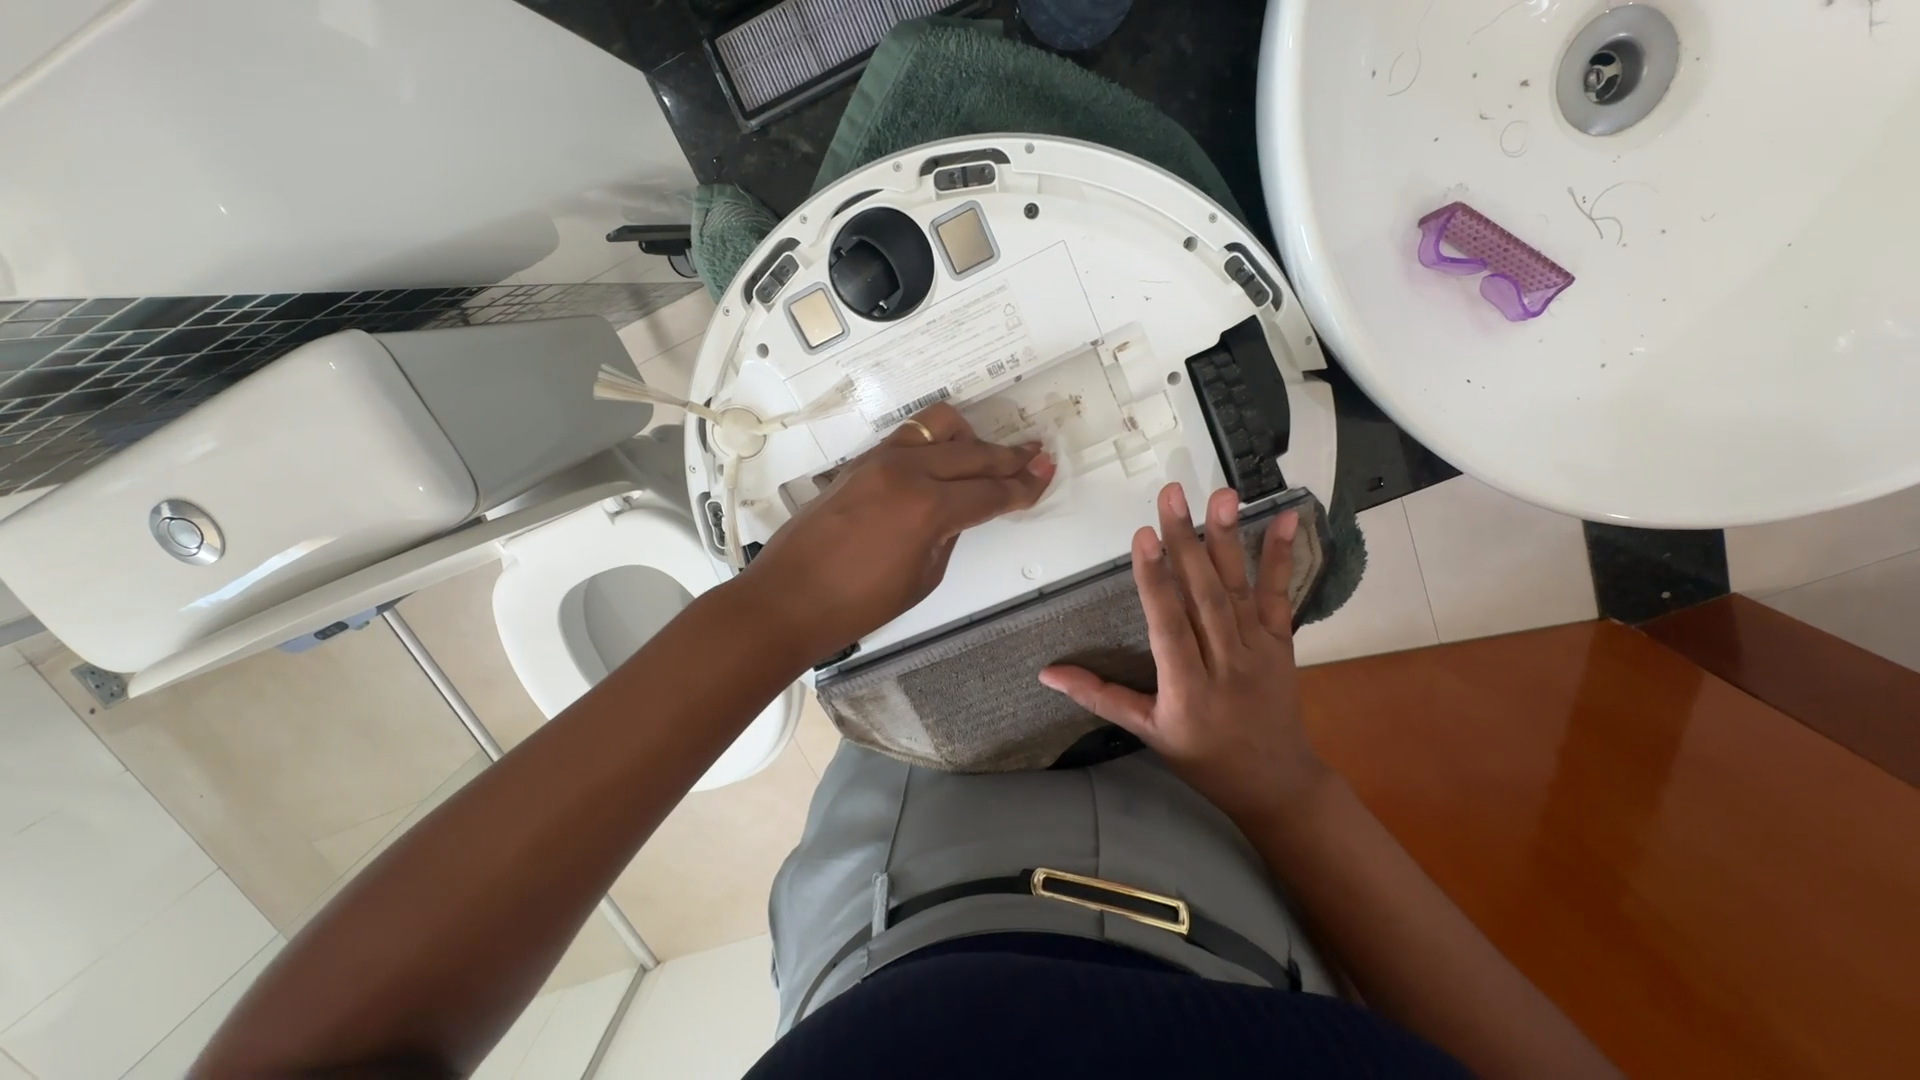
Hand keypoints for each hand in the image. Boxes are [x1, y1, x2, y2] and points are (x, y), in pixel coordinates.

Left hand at [740, 403, 1055, 663]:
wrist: (787, 600)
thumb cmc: (855, 606)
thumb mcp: (922, 577)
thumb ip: (948, 534)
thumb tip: (959, 510)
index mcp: (927, 508)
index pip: (990, 492)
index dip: (1023, 487)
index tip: (1044, 475)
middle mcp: (905, 472)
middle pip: (973, 453)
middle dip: (1009, 457)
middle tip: (1034, 455)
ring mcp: (878, 461)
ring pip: (938, 426)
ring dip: (970, 437)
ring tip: (987, 453)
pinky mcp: (858, 463)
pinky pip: (908, 437)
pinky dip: (934, 442)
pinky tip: (944, 457)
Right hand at [1039, 483, 1327, 817]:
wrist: (1274, 782)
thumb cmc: (1202, 758)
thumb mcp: (1147, 732)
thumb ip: (1099, 696)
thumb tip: (1047, 673)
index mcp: (1186, 688)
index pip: (1168, 626)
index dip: (1155, 581)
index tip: (1144, 537)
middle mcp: (1224, 663)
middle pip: (1202, 595)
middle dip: (1185, 541)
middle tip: (1173, 495)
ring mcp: (1257, 650)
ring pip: (1238, 589)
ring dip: (1229, 538)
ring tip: (1222, 495)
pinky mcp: (1281, 642)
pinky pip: (1280, 596)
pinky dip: (1282, 556)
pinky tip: (1287, 518)